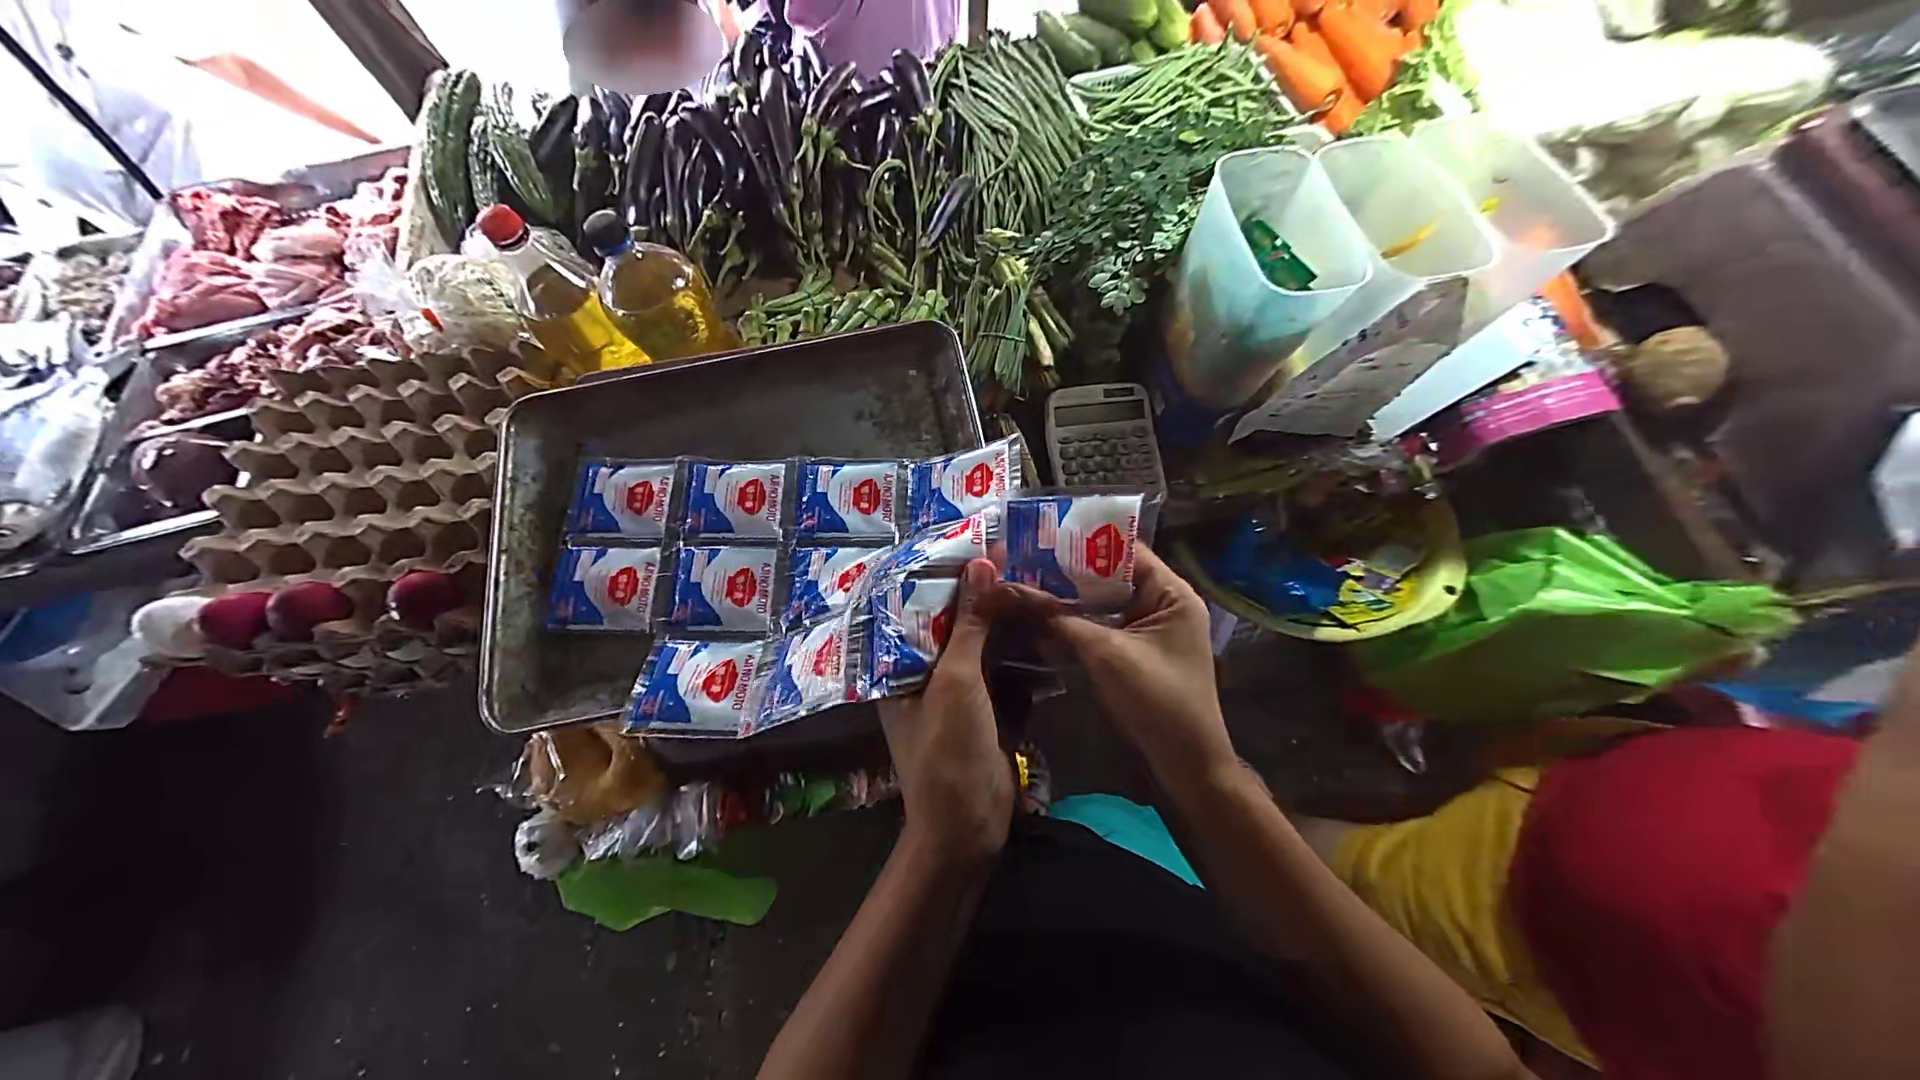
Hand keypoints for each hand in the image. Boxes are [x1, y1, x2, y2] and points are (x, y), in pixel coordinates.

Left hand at [878, 559, 1016, 867]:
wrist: (969, 828)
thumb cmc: (948, 751)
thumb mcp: (956, 682)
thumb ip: (970, 625)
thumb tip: (983, 564)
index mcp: (899, 664)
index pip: (919, 607)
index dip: (946, 576)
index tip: (975, 544)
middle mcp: (923, 673)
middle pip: (954, 621)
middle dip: (982, 594)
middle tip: (1014, 556)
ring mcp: (955, 692)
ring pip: (980, 643)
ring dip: (1004, 618)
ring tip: (1031, 580)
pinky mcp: (985, 708)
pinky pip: (1000, 668)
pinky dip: (1018, 649)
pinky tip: (1039, 623)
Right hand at [1022, 546, 1237, 789]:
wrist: (1185, 763)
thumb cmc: (1156, 699)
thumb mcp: (1106, 654)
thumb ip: (1061, 620)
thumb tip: (1015, 594)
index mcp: (1172, 594)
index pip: (1128, 550)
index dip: (1086, 541)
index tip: (1045, 535)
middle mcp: (1164, 604)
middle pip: (1113, 575)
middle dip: (1071, 570)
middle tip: (1027, 559)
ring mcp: (1150, 629)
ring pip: (1105, 601)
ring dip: (1071, 597)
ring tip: (1028, 582)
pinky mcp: (1136, 651)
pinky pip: (1104, 625)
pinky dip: (1077, 621)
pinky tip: (1043, 617)